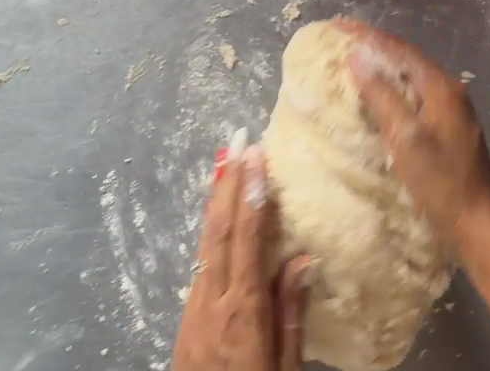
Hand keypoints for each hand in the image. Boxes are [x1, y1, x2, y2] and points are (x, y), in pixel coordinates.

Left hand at [172, 143, 314, 370]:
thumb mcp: (285, 368)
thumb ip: (290, 312)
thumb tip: (303, 257)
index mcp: (244, 312)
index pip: (247, 240)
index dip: (252, 196)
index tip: (256, 158)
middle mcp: (214, 299)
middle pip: (220, 229)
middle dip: (229, 181)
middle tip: (238, 140)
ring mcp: (194, 304)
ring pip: (206, 240)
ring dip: (216, 198)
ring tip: (226, 161)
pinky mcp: (186, 314)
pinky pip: (201, 259)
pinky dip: (210, 228)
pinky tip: (218, 212)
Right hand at [340, 19, 489, 243]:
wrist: (480, 226)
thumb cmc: (442, 183)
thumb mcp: (406, 139)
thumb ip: (382, 96)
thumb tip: (357, 57)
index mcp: (442, 87)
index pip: (399, 49)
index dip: (367, 35)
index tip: (336, 24)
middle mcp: (450, 91)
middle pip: (406, 58)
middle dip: (373, 46)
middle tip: (340, 38)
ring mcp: (451, 110)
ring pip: (410, 76)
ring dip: (382, 66)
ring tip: (352, 60)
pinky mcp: (448, 127)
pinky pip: (414, 94)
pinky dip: (391, 86)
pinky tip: (376, 94)